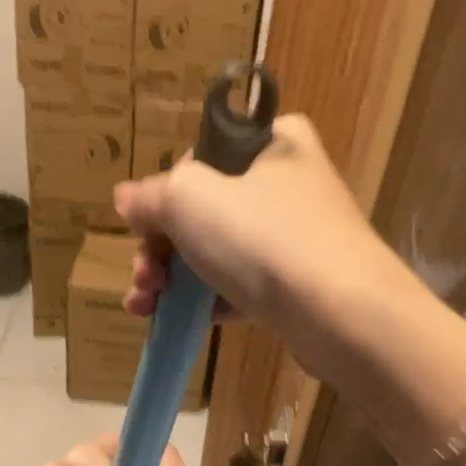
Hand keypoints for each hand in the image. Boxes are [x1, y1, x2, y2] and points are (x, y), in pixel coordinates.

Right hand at [113, 115, 417, 351]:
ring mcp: (295, 237)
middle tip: (142, 279)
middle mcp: (288, 182)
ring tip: (144, 307)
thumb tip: (127, 198)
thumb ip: (150, 195)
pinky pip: (238, 287)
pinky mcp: (297, 285)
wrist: (339, 313)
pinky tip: (173, 323)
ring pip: (216, 253)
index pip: (202, 159)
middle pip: (204, 211)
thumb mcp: (189, 199)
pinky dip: (204, 303)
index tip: (143, 229)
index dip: (164, 195)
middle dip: (159, 249)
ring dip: (172, 280)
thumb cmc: (263, 238)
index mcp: (273, 142)